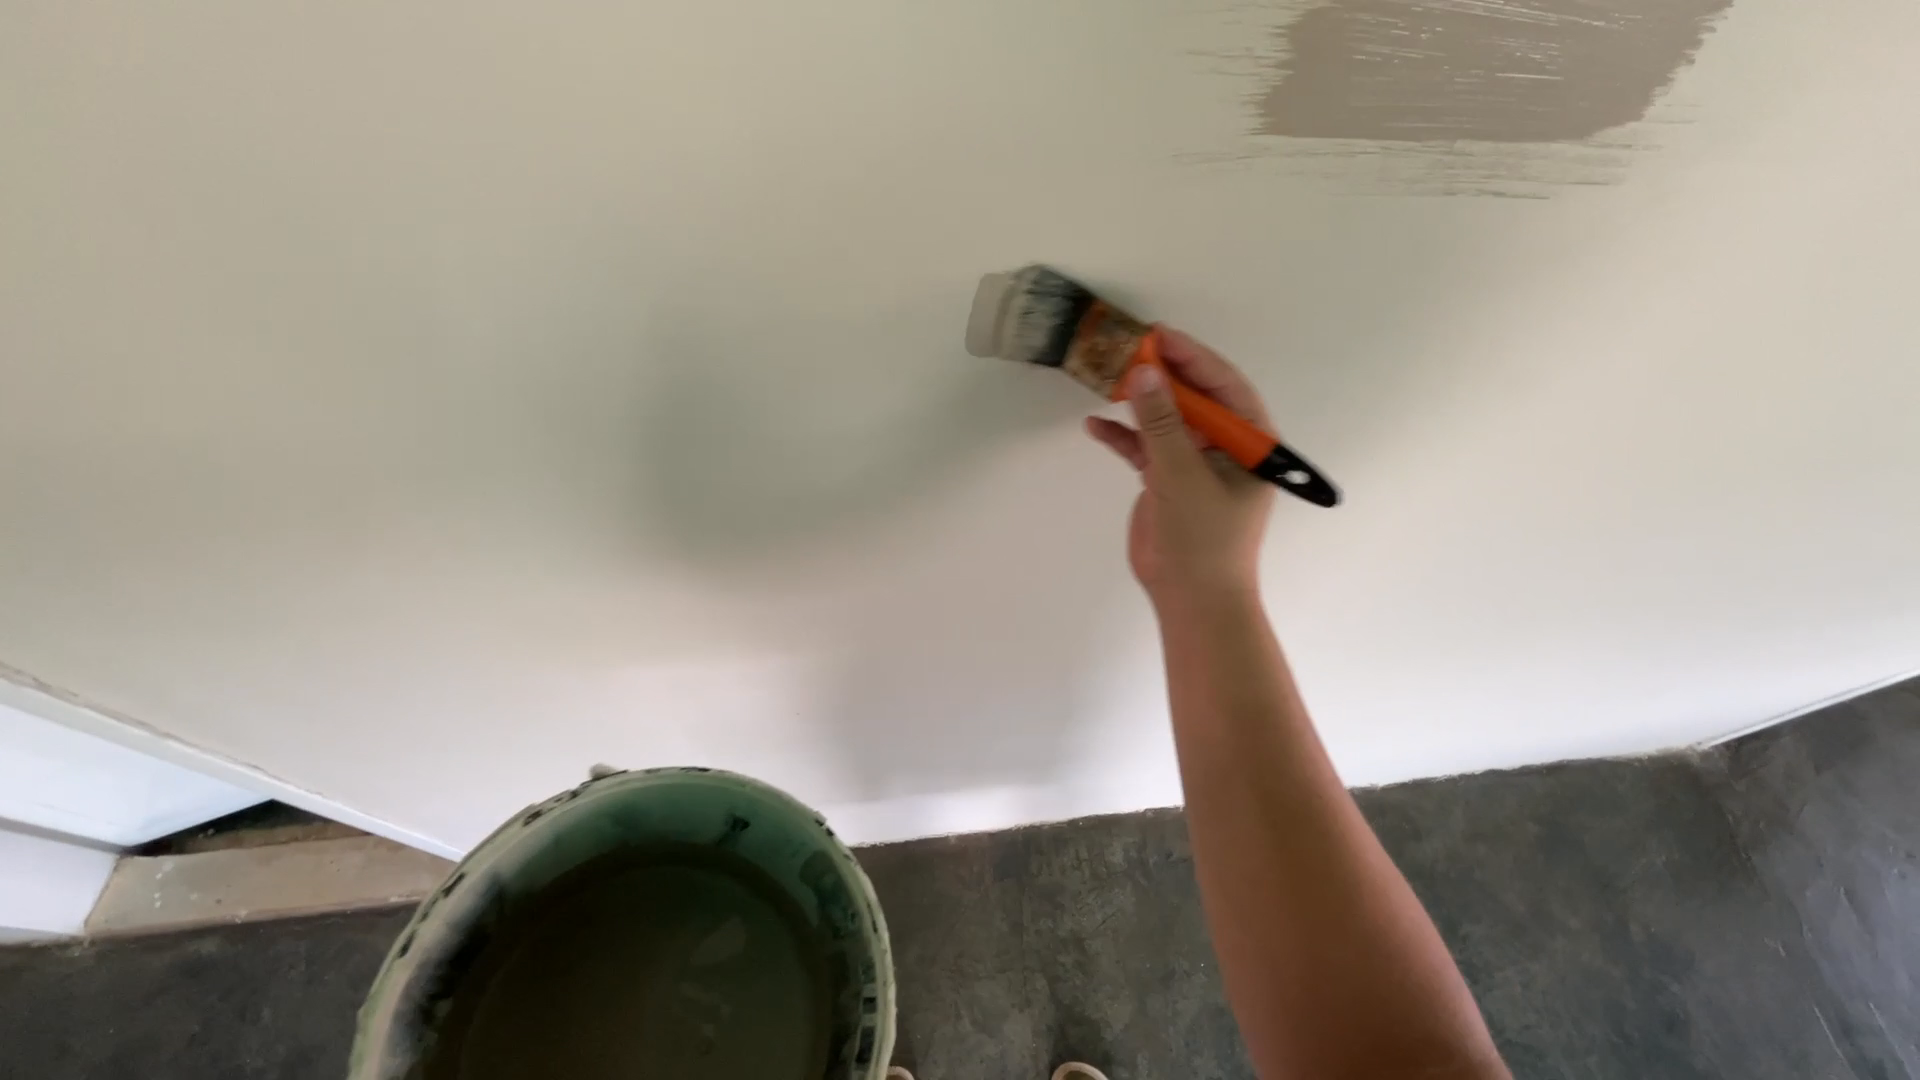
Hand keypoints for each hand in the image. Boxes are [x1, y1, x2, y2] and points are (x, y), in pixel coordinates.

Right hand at [1085, 329, 1275, 610]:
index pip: (1224, 386)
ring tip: (1107, 378)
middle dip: (1162, 375)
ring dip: (1139, 402)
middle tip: (1126, 349)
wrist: (1192, 598)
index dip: (1193, 358)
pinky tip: (1095, 425)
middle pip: (1193, 398)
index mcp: (1249, 443)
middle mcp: (1224, 447)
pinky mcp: (1167, 481)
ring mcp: (1194, 463)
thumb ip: (1162, 422)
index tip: (1157, 337)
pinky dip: (1122, 437)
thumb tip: (1143, 372)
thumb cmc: (1203, 539)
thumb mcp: (1183, 475)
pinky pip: (1144, 448)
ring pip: (1166, 419)